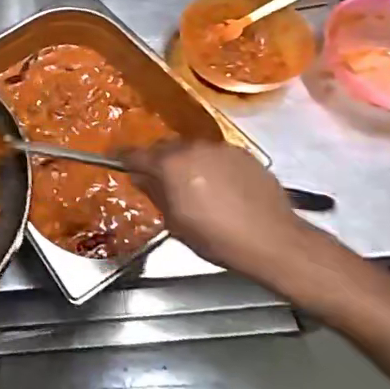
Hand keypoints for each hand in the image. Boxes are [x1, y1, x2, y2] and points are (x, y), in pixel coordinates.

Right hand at [124, 142, 348, 288]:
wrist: (272, 240)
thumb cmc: (216, 238)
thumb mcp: (175, 223)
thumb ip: (154, 194)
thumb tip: (142, 177)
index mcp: (170, 165)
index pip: (136, 155)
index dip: (123, 159)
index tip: (117, 161)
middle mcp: (193, 148)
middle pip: (165, 148)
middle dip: (158, 161)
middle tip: (159, 182)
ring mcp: (220, 148)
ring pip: (191, 149)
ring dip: (186, 162)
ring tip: (193, 186)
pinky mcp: (243, 153)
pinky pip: (215, 155)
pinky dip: (210, 165)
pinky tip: (219, 187)